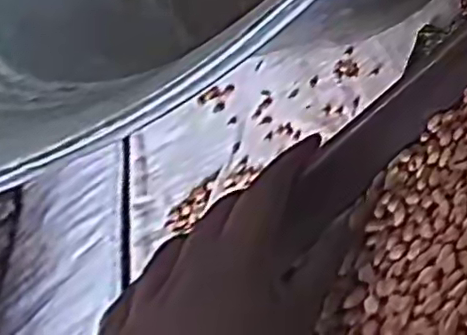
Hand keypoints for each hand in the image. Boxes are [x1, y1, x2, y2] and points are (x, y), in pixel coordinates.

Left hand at [100, 137, 355, 334]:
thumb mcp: (299, 313)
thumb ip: (324, 260)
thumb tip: (347, 220)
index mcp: (236, 253)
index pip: (267, 187)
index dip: (292, 162)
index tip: (311, 149)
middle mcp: (187, 266)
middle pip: (224, 208)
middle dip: (256, 194)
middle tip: (283, 195)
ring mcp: (146, 301)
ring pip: (179, 242)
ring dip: (210, 229)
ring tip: (234, 235)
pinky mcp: (119, 332)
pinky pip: (139, 286)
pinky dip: (166, 271)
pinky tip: (175, 282)